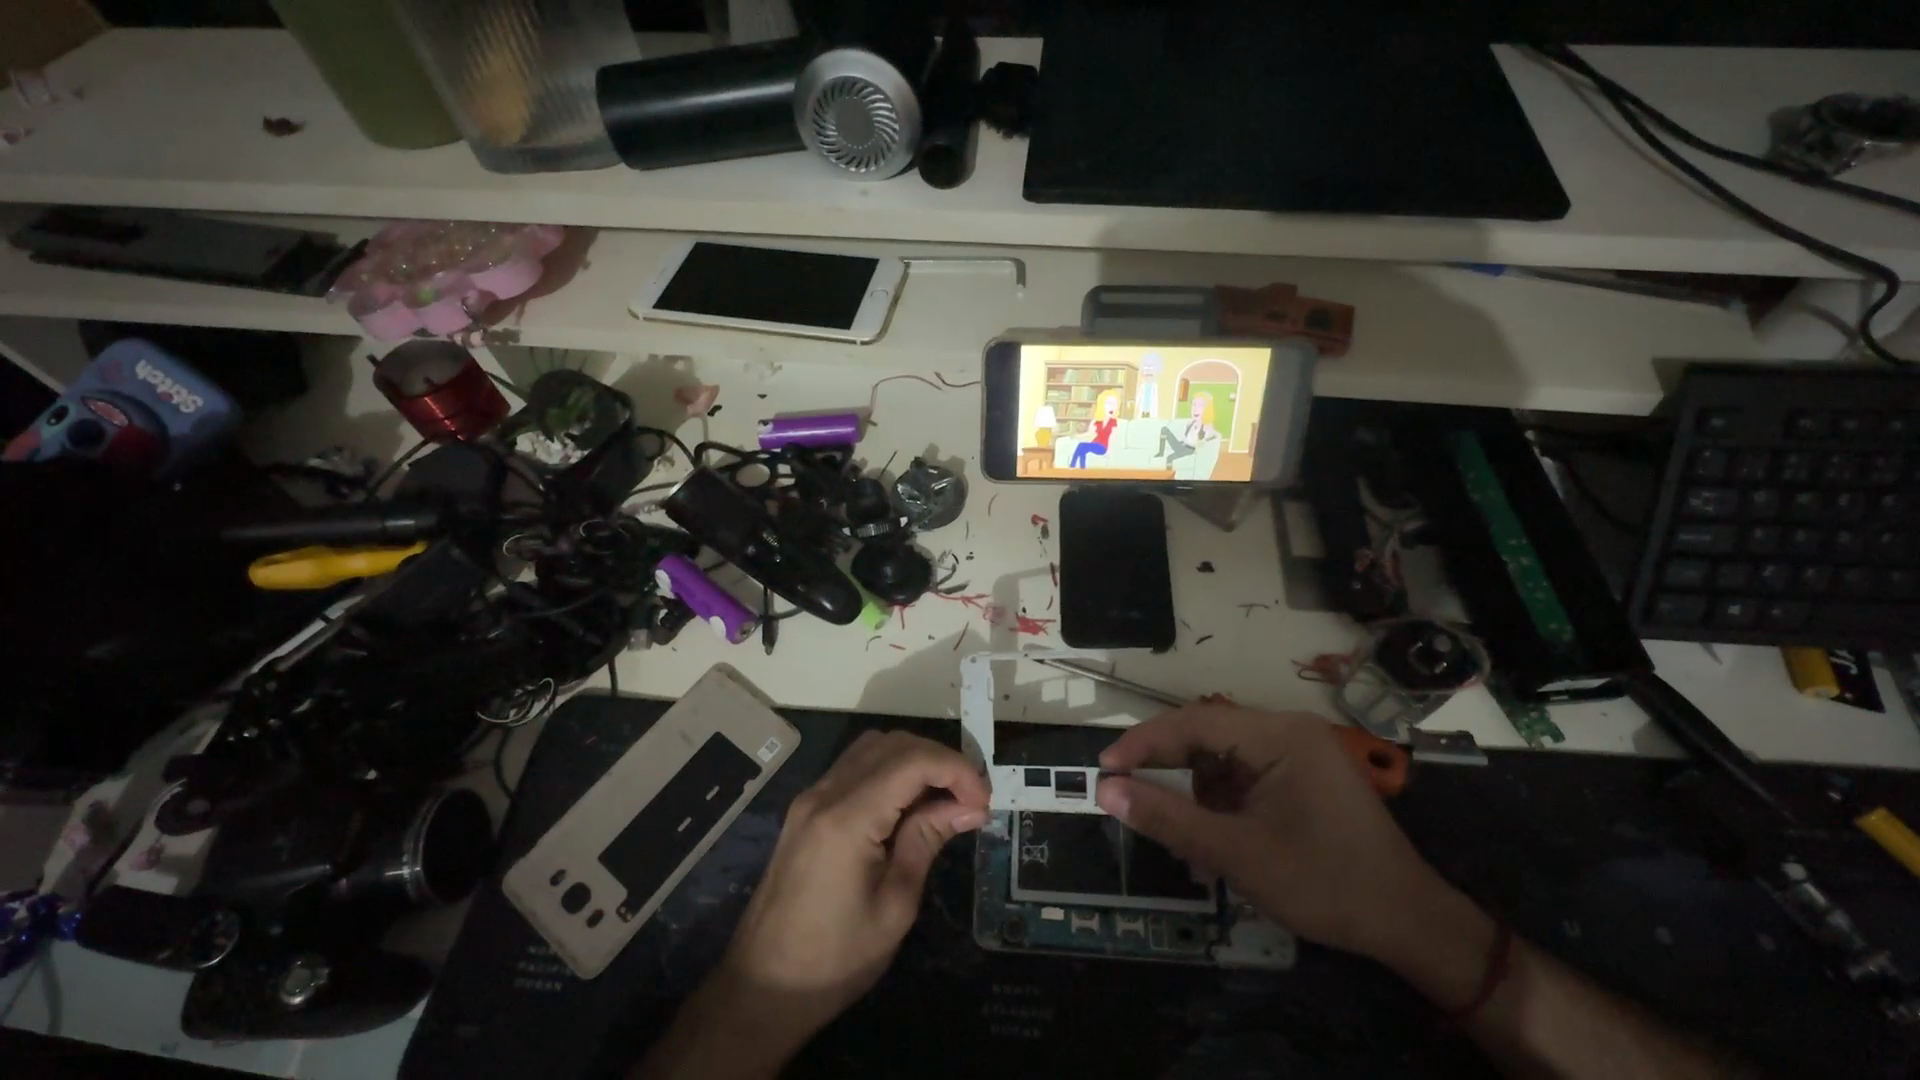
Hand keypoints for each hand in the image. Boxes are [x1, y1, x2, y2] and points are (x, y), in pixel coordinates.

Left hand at [717, 730, 988, 1039]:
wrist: (762, 987)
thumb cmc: (835, 959)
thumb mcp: (895, 906)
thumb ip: (926, 842)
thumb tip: (968, 808)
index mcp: (847, 818)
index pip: (912, 761)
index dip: (956, 771)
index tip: (983, 804)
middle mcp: (824, 794)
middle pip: (892, 744)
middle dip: (940, 761)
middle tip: (970, 801)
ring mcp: (810, 799)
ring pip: (871, 749)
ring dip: (914, 761)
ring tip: (945, 800)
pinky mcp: (805, 811)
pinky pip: (853, 769)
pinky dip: (889, 772)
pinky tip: (910, 806)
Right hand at [1096, 703, 1457, 966]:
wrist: (1408, 923)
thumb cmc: (1323, 882)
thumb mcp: (1235, 852)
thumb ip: (1167, 817)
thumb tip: (1105, 791)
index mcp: (1279, 734)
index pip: (1192, 723)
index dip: (1142, 744)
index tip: (1103, 772)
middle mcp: (1288, 732)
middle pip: (1206, 737)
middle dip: (1166, 770)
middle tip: (1125, 798)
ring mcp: (1298, 755)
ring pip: (1221, 760)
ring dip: (1194, 794)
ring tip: (1180, 838)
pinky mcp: (1302, 780)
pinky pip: (1244, 778)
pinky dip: (1220, 805)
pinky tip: (1214, 842)